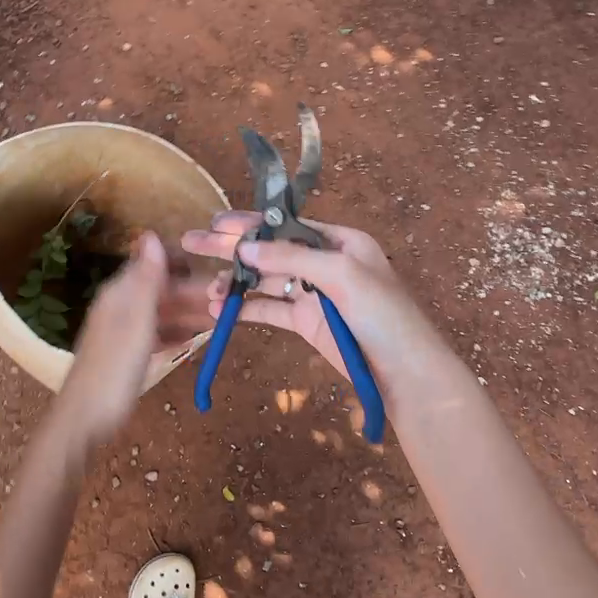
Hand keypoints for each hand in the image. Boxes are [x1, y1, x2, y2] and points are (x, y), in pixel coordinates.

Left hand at [52, 232, 205, 446]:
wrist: (85, 419)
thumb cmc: (113, 369)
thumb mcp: (135, 321)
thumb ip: (145, 280)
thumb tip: (151, 235)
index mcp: (121, 293)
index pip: (155, 263)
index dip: (185, 262)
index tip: (218, 267)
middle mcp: (121, 305)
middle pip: (163, 288)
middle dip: (194, 290)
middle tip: (231, 298)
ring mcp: (125, 330)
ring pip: (163, 311)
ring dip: (190, 312)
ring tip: (224, 317)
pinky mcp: (128, 353)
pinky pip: (158, 333)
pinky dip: (177, 332)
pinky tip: (197, 338)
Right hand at [180, 211, 432, 379]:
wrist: (406, 374)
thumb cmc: (383, 315)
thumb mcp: (342, 275)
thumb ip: (292, 257)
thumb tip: (245, 247)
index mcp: (339, 242)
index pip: (285, 226)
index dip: (250, 224)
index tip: (215, 223)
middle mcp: (323, 263)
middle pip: (269, 250)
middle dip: (231, 248)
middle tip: (192, 243)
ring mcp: (312, 294)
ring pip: (264, 281)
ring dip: (234, 283)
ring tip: (206, 290)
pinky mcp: (306, 323)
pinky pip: (269, 309)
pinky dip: (244, 308)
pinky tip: (219, 309)